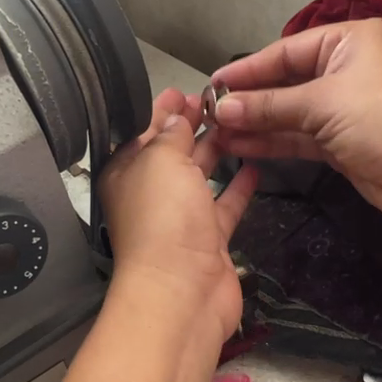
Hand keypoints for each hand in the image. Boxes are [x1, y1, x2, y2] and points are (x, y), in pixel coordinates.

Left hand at [98, 89, 258, 348]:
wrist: (181, 292)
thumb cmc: (163, 218)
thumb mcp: (161, 161)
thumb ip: (170, 134)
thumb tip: (174, 115)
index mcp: (125, 174)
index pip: (141, 133)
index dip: (161, 111)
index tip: (184, 89)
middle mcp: (150, 194)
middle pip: (171, 153)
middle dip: (191, 126)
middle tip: (217, 101)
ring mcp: (180, 219)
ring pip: (199, 177)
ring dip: (217, 151)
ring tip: (240, 123)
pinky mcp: (209, 239)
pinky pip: (225, 205)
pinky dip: (238, 186)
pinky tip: (255, 164)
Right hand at [209, 19, 381, 222]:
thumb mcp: (324, 102)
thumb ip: (269, 106)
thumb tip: (221, 108)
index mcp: (348, 41)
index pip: (285, 51)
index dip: (248, 70)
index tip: (211, 85)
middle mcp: (346, 69)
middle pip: (285, 82)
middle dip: (248, 100)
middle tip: (207, 114)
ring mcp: (344, 108)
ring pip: (289, 113)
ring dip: (255, 124)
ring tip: (215, 133)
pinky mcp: (342, 143)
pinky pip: (299, 137)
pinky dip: (272, 142)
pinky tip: (240, 146)